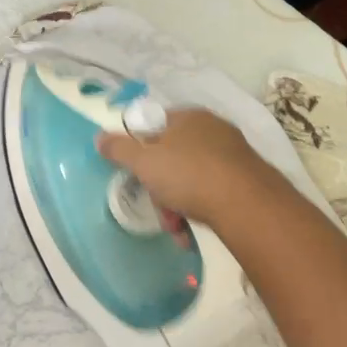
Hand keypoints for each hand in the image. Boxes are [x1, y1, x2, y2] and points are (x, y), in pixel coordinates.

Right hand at [96, 109, 278, 225]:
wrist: (247, 204)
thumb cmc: (188, 175)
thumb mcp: (143, 162)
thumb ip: (118, 148)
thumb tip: (99, 137)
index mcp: (188, 117)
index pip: (153, 125)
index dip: (139, 148)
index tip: (134, 172)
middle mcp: (212, 129)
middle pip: (170, 156)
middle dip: (158, 187)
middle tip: (157, 208)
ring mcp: (232, 153)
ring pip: (189, 177)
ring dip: (175, 204)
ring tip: (175, 227)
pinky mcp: (246, 178)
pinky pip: (210, 190)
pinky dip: (197, 208)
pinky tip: (191, 228)